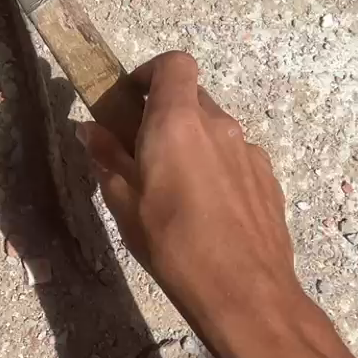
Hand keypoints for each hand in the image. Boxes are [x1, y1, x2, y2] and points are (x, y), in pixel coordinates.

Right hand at [77, 52, 312, 357]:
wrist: (245, 293)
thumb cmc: (171, 241)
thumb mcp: (122, 201)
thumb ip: (106, 156)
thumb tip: (90, 129)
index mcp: (177, 121)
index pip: (173, 64)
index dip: (150, 72)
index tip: (130, 99)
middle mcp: (218, 125)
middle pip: (191, 95)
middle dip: (164, 112)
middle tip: (141, 149)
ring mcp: (248, 152)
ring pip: (213, 129)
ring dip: (190, 141)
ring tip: (173, 187)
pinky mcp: (268, 179)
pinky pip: (233, 157)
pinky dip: (215, 167)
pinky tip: (206, 209)